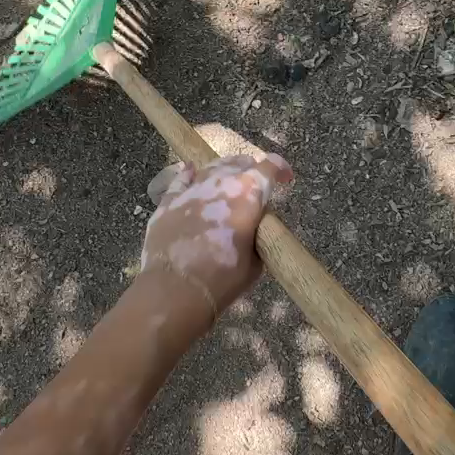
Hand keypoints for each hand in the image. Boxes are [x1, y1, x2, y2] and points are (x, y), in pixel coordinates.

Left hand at [140, 153, 292, 318]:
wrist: (173, 292)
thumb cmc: (222, 278)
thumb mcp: (257, 260)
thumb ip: (259, 234)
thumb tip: (254, 228)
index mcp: (249, 192)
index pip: (270, 166)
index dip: (281, 169)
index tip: (285, 178)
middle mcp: (221, 181)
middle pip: (240, 163)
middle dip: (252, 171)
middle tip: (256, 187)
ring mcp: (192, 188)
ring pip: (212, 167)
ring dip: (225, 172)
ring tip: (228, 181)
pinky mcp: (169, 201)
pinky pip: (181, 179)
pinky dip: (189, 175)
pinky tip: (190, 172)